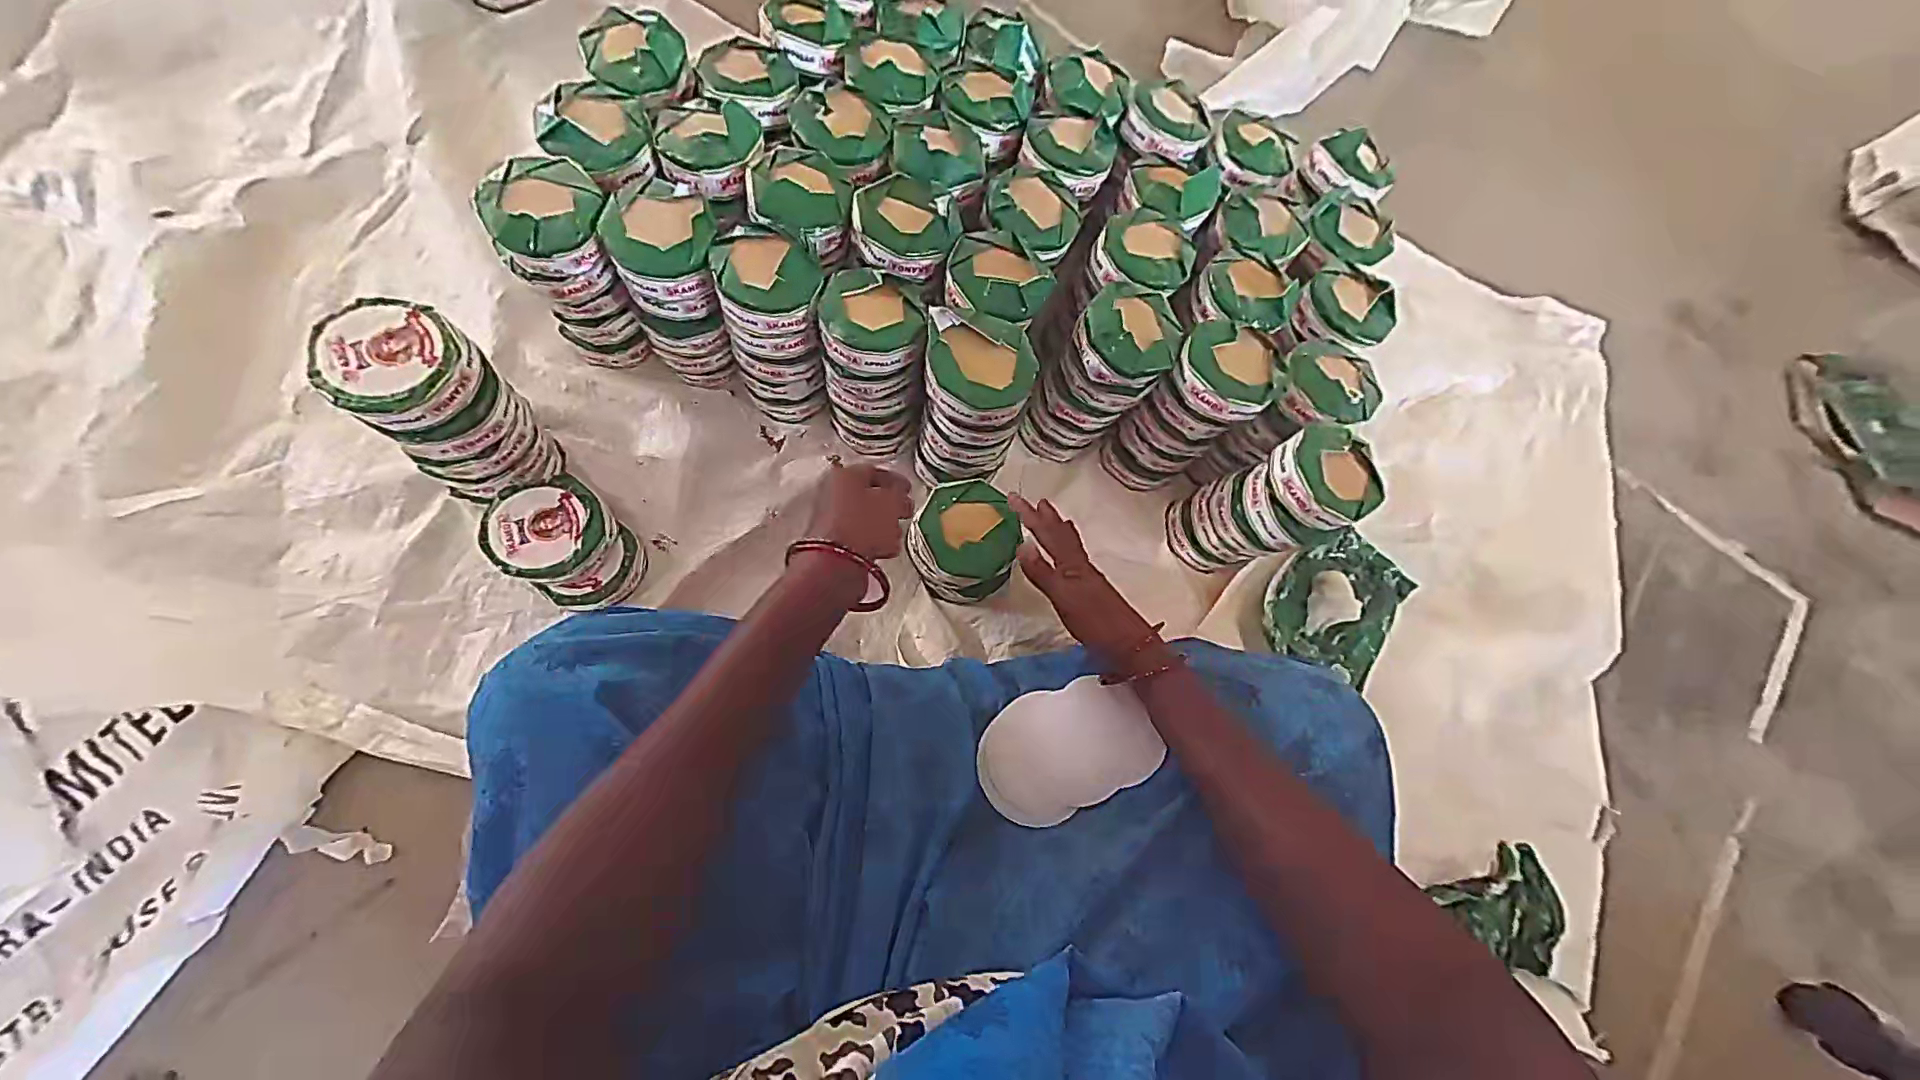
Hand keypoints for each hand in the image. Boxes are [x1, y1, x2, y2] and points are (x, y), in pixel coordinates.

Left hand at [805, 463, 912, 560]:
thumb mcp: (892, 502)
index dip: (895, 480)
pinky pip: (857, 536)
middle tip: (902, 510)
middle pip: (866, 495)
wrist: (838, 561)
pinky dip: (871, 540)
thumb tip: (900, 497)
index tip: (906, 488)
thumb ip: (899, 495)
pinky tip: (883, 546)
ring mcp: (829, 520)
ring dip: (881, 523)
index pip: (873, 471)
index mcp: (844, 475)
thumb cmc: (863, 525)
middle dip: (887, 504)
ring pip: (862, 517)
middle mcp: (831, 494)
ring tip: (894, 531)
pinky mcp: (832, 542)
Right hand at [1011, 495, 1161, 663]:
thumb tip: (1022, 545)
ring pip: (1069, 544)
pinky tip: (1067, 553)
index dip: (1030, 517)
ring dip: (1058, 529)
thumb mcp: (1064, 597)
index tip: (1014, 499)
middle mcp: (1080, 565)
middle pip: (1060, 535)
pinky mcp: (1090, 588)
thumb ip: (1042, 573)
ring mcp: (1087, 576)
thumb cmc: (1095, 622)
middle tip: (1034, 501)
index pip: (1047, 534)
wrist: (1128, 644)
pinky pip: (1074, 556)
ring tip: (1052, 516)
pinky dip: (1067, 546)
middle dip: (1045, 518)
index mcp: (1071, 565)